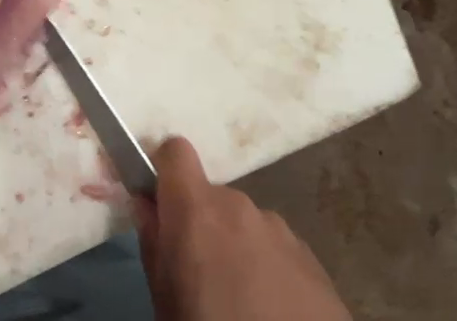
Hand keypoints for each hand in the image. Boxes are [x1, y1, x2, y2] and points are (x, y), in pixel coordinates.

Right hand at [137, 137, 352, 320]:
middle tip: (199, 277)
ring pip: (243, 224)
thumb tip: (146, 204)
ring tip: (239, 302)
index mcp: (198, 210)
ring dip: (235, 248)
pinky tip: (270, 310)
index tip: (158, 202)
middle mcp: (239, 207)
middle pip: (210, 197)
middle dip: (200, 225)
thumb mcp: (165, 300)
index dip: (162, 169)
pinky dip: (266, 268)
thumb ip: (153, 243)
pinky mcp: (311, 257)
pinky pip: (274, 248)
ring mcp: (279, 229)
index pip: (175, 152)